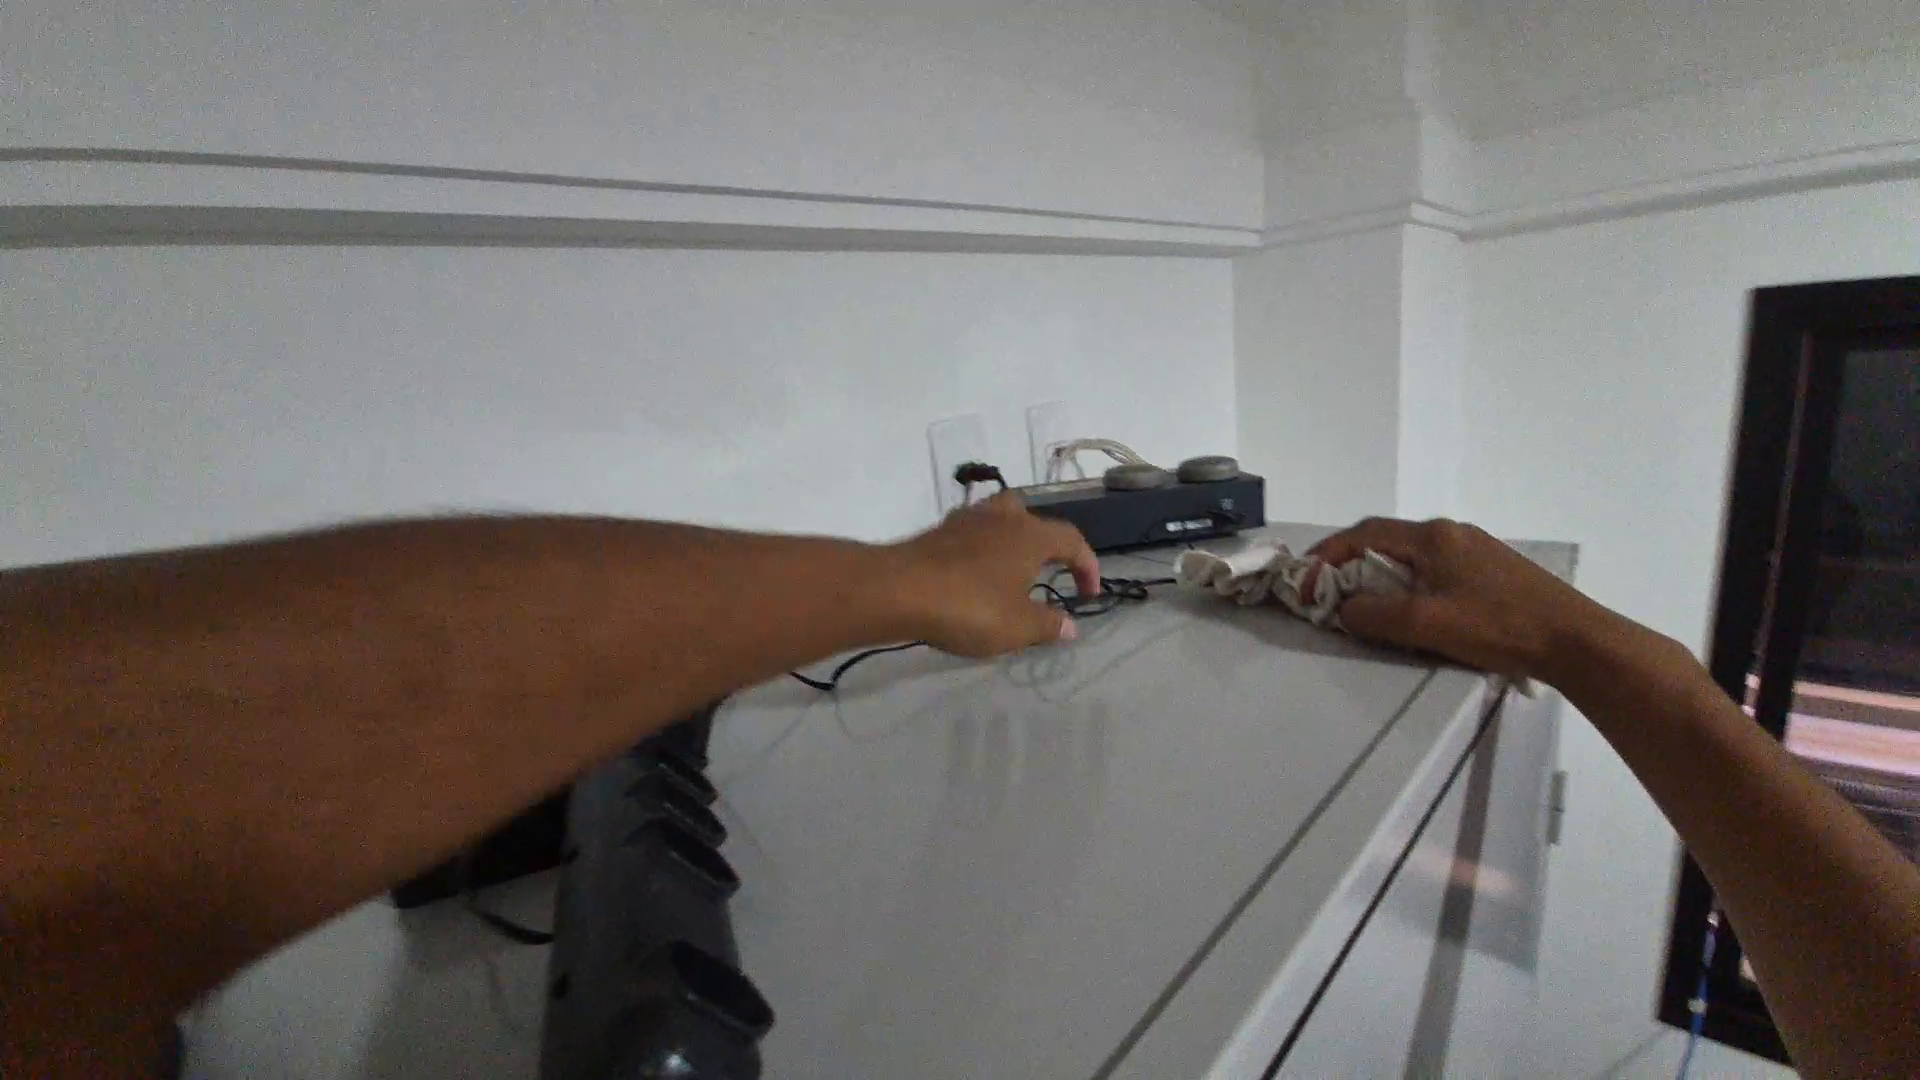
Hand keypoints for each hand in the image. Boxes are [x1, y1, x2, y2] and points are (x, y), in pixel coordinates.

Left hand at [888, 492, 1101, 657]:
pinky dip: (981, 551)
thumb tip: (1071, 626)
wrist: (899, 590)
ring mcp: (965, 521)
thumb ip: (1049, 624)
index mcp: (1030, 534)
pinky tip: (974, 577)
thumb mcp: (1019, 626)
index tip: (1088, 595)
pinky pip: (971, 535)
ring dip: (1010, 543)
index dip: (1087, 565)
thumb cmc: (970, 606)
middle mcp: (1001, 517)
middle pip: (1032, 518)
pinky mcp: (936, 533)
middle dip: (1045, 543)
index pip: (1072, 540)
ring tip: (1010, 573)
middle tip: (1047, 571)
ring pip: (998, 520)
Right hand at [1309, 517, 1610, 680]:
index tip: (1304, 579)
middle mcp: (1452, 533)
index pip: (1363, 533)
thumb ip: (1372, 614)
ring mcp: (1475, 550)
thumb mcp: (1423, 623)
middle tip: (1326, 589)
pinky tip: (1408, 606)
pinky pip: (1432, 568)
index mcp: (1432, 536)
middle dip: (1348, 562)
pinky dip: (1404, 582)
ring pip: (1409, 555)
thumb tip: (1343, 610)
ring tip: (1361, 600)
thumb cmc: (1498, 626)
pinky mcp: (1492, 571)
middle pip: (1384, 540)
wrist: (1579, 644)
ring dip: (1377, 574)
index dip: (1327, 553)